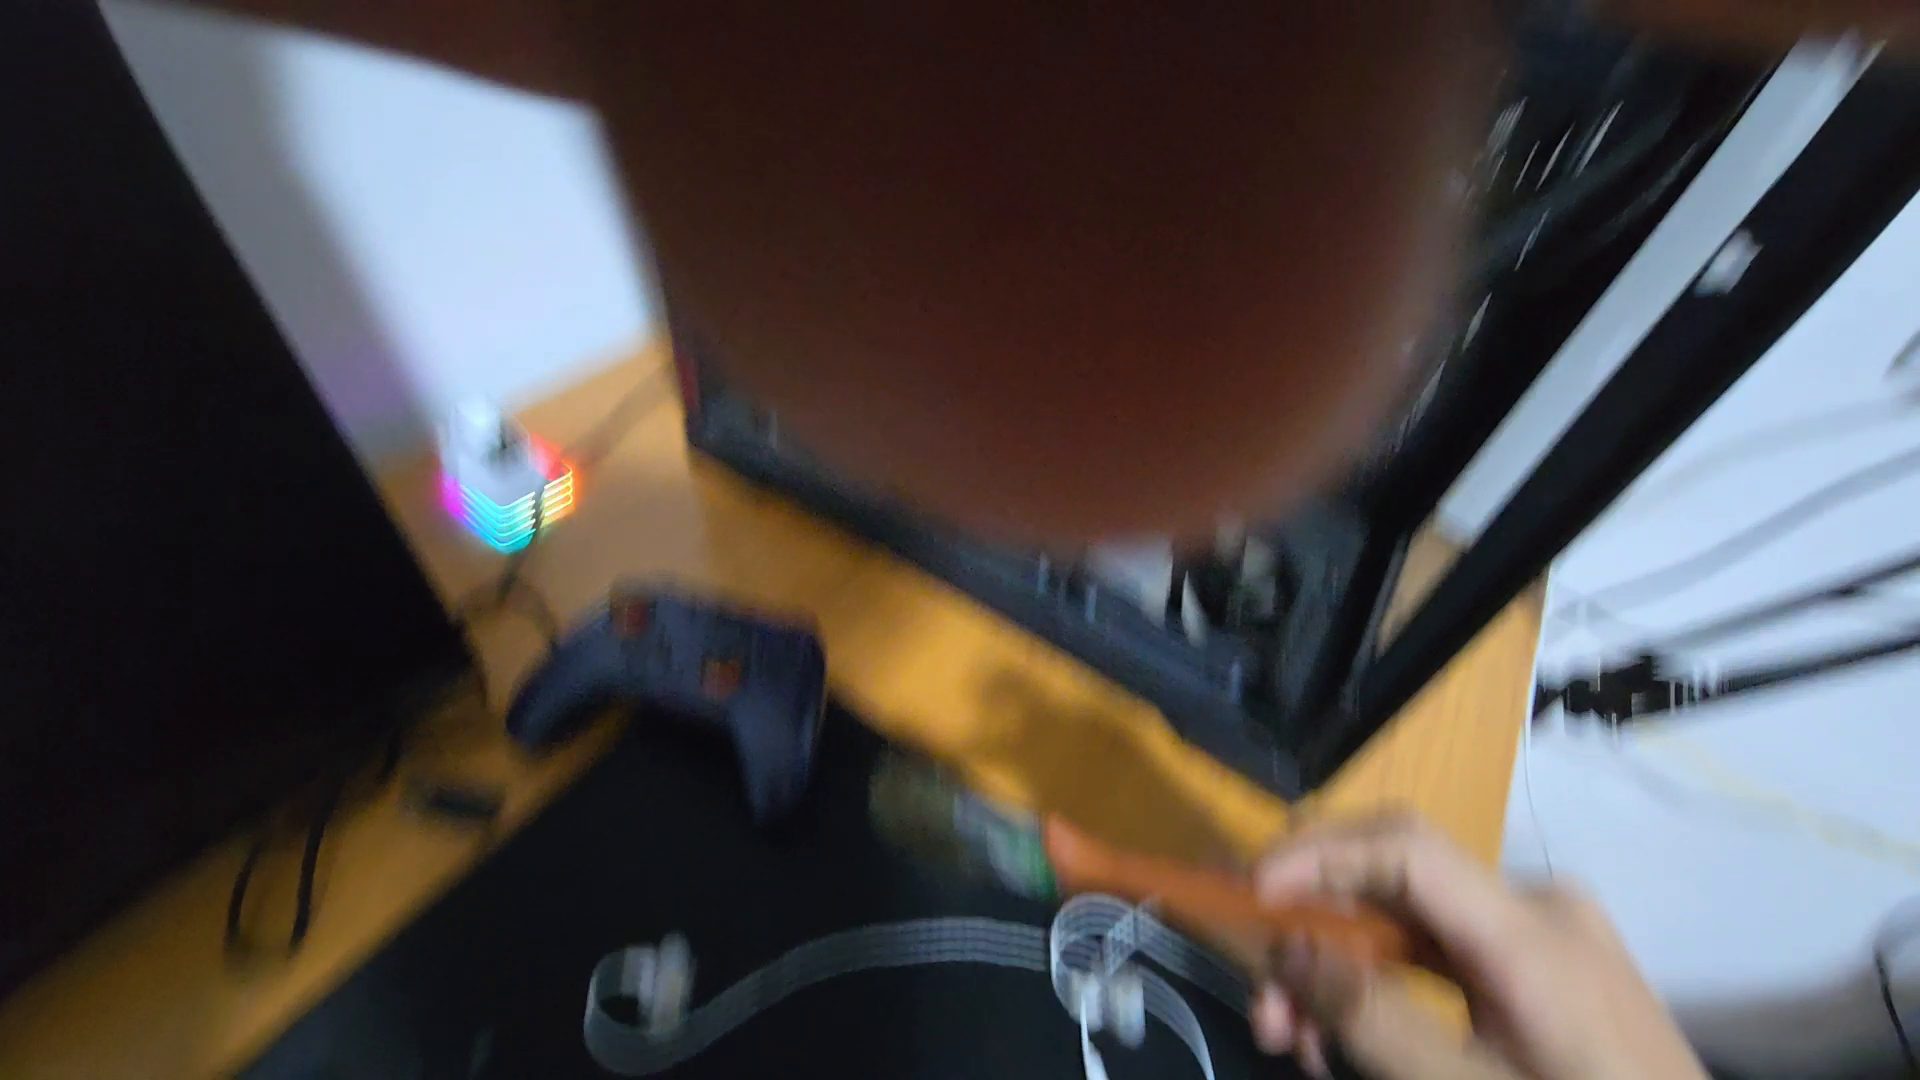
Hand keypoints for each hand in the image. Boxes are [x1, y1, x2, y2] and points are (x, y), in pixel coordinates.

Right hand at [1248, 813, 1706, 1079]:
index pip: (1406, 848)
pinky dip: (1377, 983)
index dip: (1318, 854)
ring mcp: (1534, 933)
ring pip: (1400, 920)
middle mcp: (1534, 907)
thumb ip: (1378, 1020)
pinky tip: (1347, 1032)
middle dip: (1311, 930)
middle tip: (1261, 998)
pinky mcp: (1529, 962)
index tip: (1252, 893)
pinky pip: (1430, 951)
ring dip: (1335, 967)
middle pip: (1390, 885)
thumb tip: (1285, 944)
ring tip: (1293, 1038)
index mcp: (1536, 932)